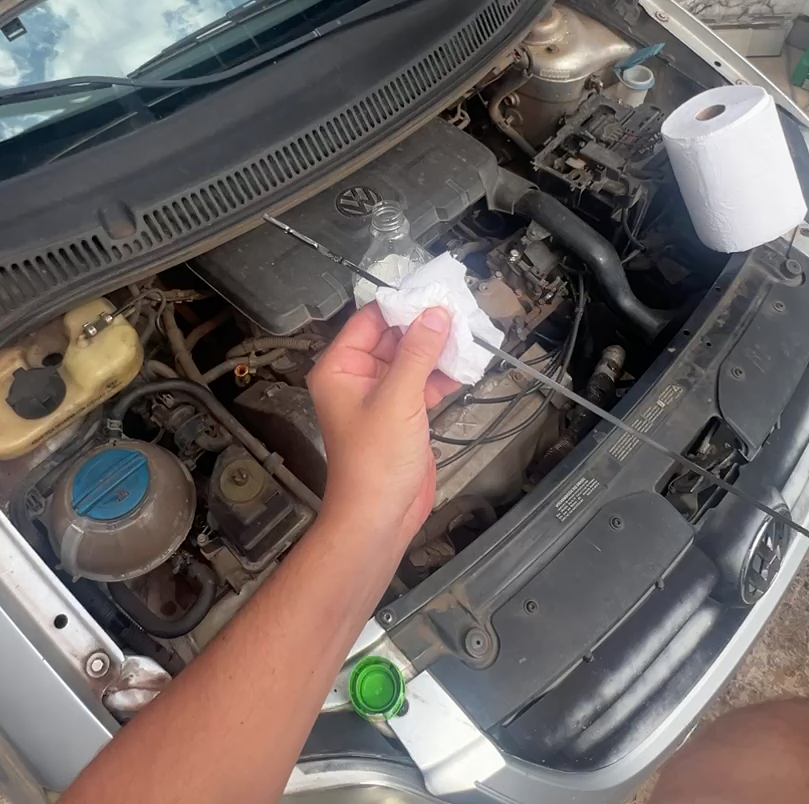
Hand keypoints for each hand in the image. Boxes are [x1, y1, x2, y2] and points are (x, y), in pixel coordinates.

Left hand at [306, 303, 461, 546]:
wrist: (380, 517)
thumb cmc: (373, 463)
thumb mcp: (397, 399)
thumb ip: (418, 354)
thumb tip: (435, 315)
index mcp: (340, 368)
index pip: (370, 320)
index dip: (401, 305)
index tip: (432, 292)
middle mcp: (358, 377)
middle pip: (394, 337)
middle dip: (425, 326)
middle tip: (458, 309)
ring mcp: (382, 395)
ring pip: (412, 358)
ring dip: (438, 349)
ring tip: (468, 334)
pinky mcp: (403, 412)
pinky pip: (423, 381)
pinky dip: (442, 374)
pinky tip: (465, 366)